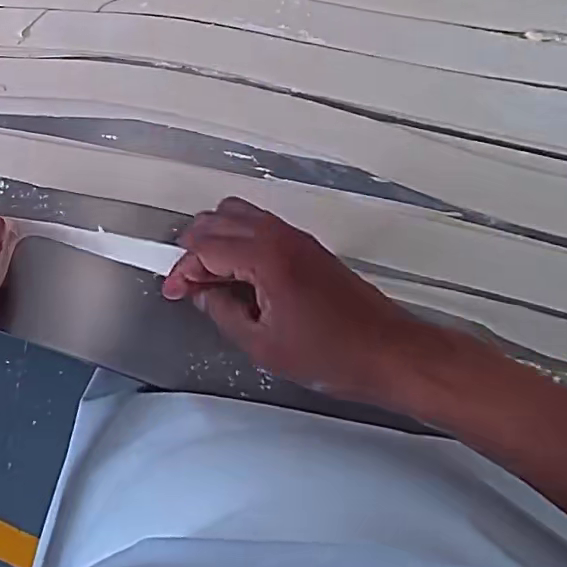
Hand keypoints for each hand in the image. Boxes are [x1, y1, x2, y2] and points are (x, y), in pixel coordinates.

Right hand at [162, 197, 476, 409]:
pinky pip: (258, 222)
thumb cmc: (339, 354)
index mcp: (265, 257)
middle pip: (215, 220)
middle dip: (192, 248)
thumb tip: (204, 297)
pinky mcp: (306, 244)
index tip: (174, 289)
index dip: (182, 270)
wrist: (392, 354)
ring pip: (236, 212)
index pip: (205, 248)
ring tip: (208, 272)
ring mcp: (294, 236)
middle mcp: (278, 236)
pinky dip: (237, 236)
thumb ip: (223, 313)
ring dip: (214, 236)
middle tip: (186, 281)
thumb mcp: (263, 346)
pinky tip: (237, 269)